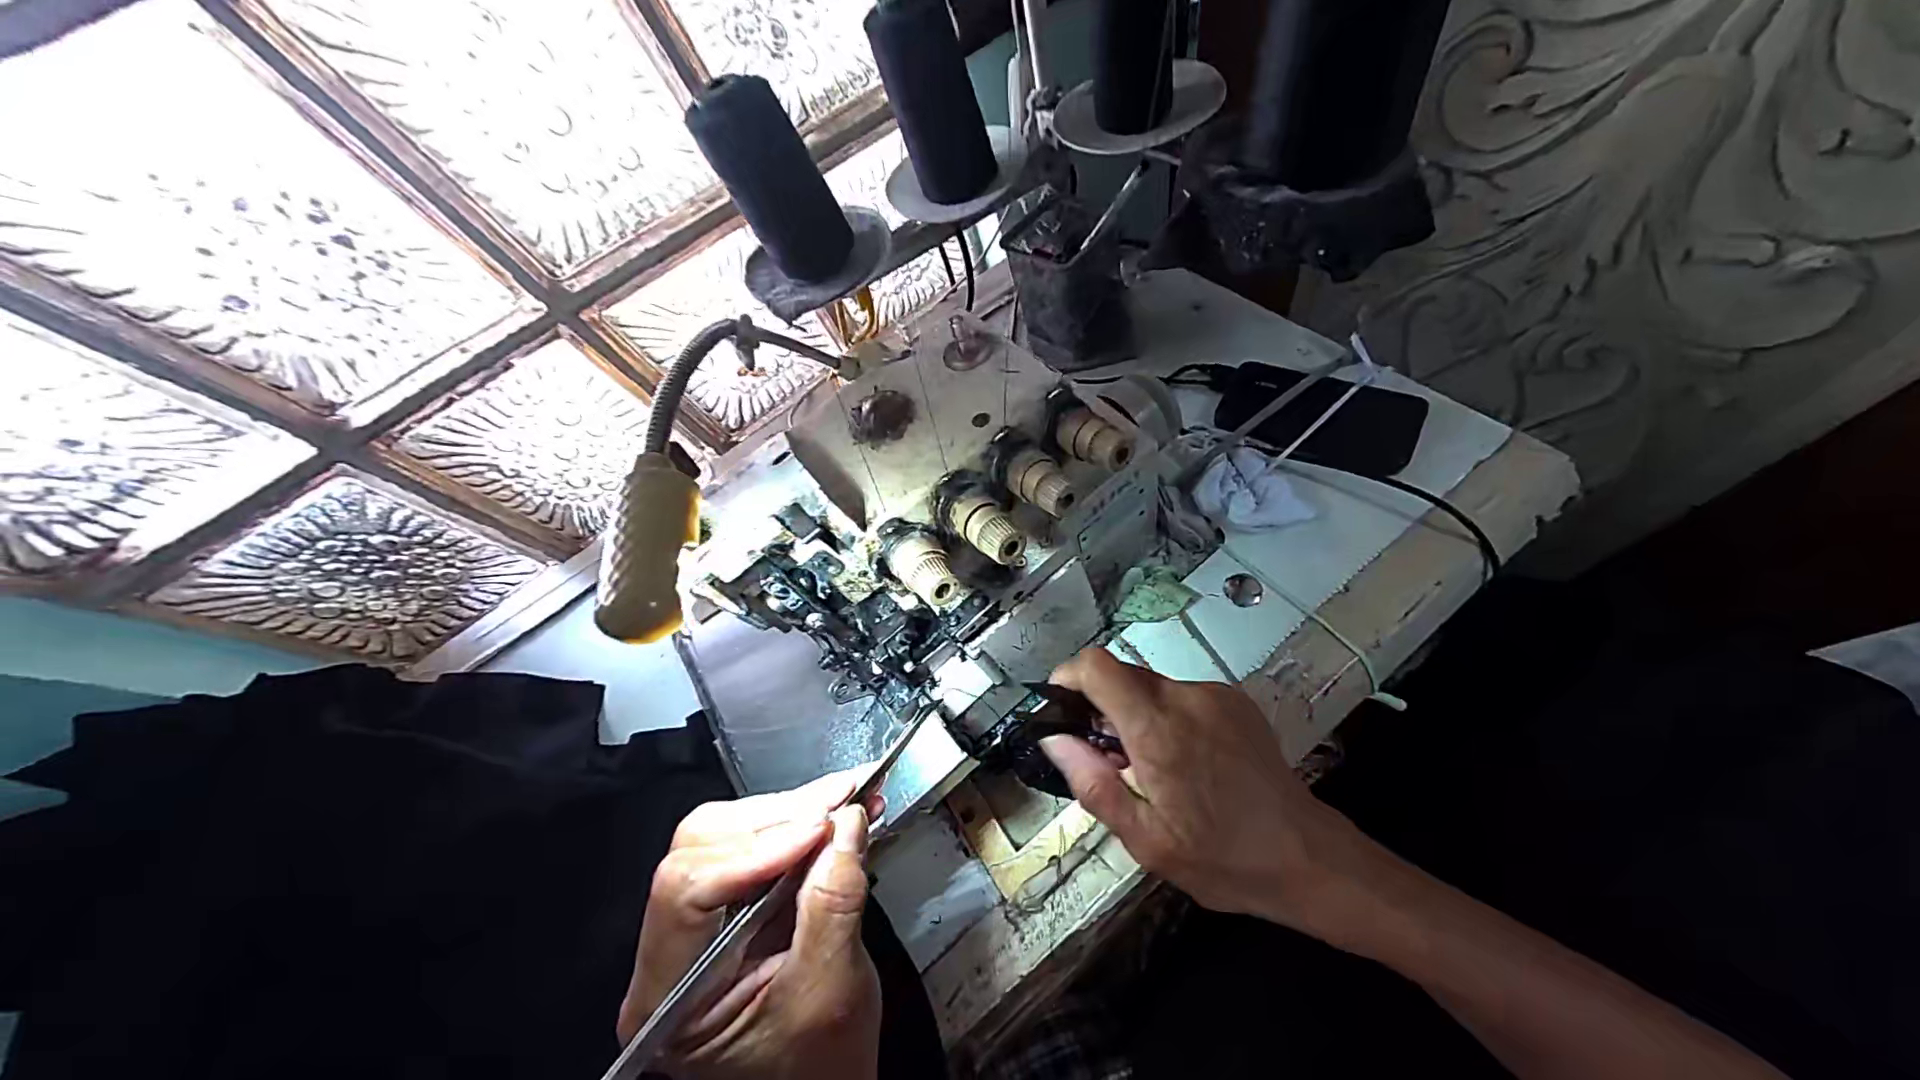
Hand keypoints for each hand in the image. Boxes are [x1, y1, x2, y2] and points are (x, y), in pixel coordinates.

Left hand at [619, 774, 880, 1079]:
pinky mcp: (732, 899)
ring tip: (848, 803)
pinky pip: (755, 841)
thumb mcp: (830, 993)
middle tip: (840, 805)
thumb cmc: (815, 1071)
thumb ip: (834, 904)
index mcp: (670, 995)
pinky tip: (835, 816)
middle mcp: (671, 950)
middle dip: (779, 820)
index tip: (818, 831)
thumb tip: (846, 824)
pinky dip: (800, 822)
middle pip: (705, 846)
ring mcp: (699, 921)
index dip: (755, 850)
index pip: (687, 889)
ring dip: (794, 812)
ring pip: (729, 832)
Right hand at [1042, 648, 1392, 940]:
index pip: (1096, 666)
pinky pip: (1180, 694)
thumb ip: (1092, 783)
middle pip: (1120, 674)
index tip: (1063, 710)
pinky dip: (1166, 716)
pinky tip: (1186, 759)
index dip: (1069, 679)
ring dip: (1135, 713)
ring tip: (1153, 766)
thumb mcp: (1144, 839)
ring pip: (1149, 685)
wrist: (1308, 857)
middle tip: (1110, 757)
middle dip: (1101, 706)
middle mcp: (1186, 698)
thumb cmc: (1222, 858)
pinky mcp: (1234, 699)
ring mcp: (1214, 694)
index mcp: (1158, 730)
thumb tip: (1054, 738)